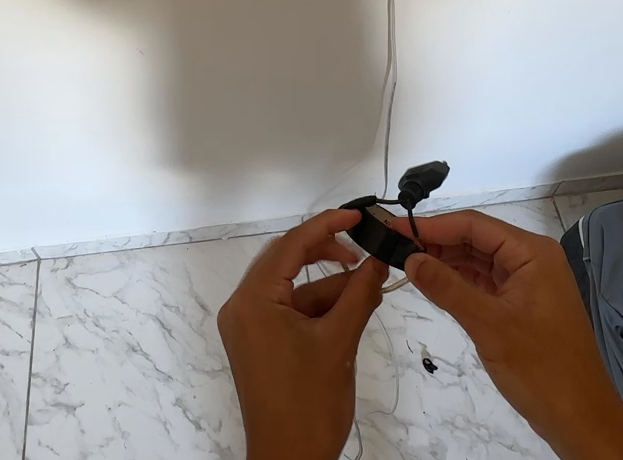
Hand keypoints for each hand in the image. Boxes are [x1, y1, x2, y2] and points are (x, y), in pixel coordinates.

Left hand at [218, 209, 389, 459]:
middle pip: (287, 261)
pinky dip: (319, 306)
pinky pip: (290, 309)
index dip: (326, 225)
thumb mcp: (339, 343)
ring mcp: (249, 326)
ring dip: (329, 284)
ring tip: (370, 283)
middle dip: (328, 253)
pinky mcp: (260, 342)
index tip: (357, 216)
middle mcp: (243, 307)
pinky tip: (353, 305)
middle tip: (363, 249)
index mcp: (252, 300)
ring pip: (293, 287)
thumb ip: (360, 294)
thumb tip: (379, 261)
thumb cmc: (308, 405)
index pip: (290, 245)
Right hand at [404, 210, 622, 459]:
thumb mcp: (489, 325)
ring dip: (446, 260)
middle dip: (437, 241)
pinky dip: (460, 280)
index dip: (432, 225)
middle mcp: (532, 258)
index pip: (473, 224)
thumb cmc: (542, 369)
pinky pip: (486, 280)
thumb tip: (409, 258)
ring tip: (407, 261)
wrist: (584, 423)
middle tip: (395, 246)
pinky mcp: (524, 302)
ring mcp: (529, 280)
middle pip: (475, 238)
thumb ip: (447, 287)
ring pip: (478, 258)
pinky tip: (434, 282)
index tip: (395, 227)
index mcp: (531, 252)